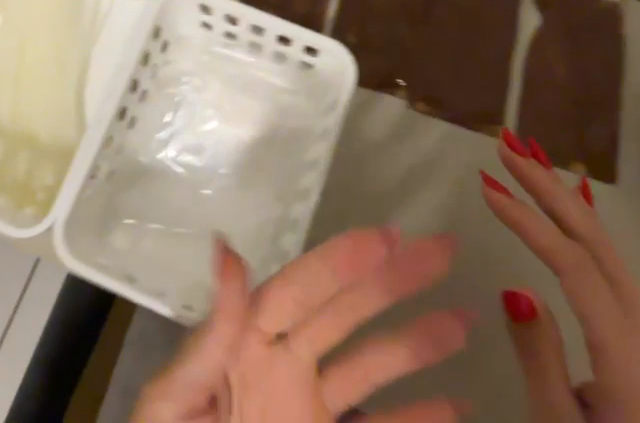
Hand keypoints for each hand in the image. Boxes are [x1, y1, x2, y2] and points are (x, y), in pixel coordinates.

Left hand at [134, 228, 470, 422]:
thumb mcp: (176, 401)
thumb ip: (211, 335)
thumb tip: (225, 249)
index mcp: (244, 350)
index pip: (299, 292)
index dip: (340, 260)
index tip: (388, 235)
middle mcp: (281, 372)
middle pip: (344, 315)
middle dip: (392, 281)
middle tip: (443, 250)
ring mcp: (304, 413)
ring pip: (369, 368)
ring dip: (415, 343)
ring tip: (463, 321)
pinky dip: (416, 417)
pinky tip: (454, 404)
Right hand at [481, 133, 639, 421]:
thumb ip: (539, 358)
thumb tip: (516, 288)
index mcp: (624, 352)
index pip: (573, 267)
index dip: (529, 222)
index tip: (486, 187)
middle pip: (596, 243)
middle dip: (549, 189)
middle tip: (507, 147)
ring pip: (606, 249)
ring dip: (563, 201)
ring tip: (526, 162)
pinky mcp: (637, 335)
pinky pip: (608, 266)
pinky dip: (578, 226)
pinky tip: (563, 206)